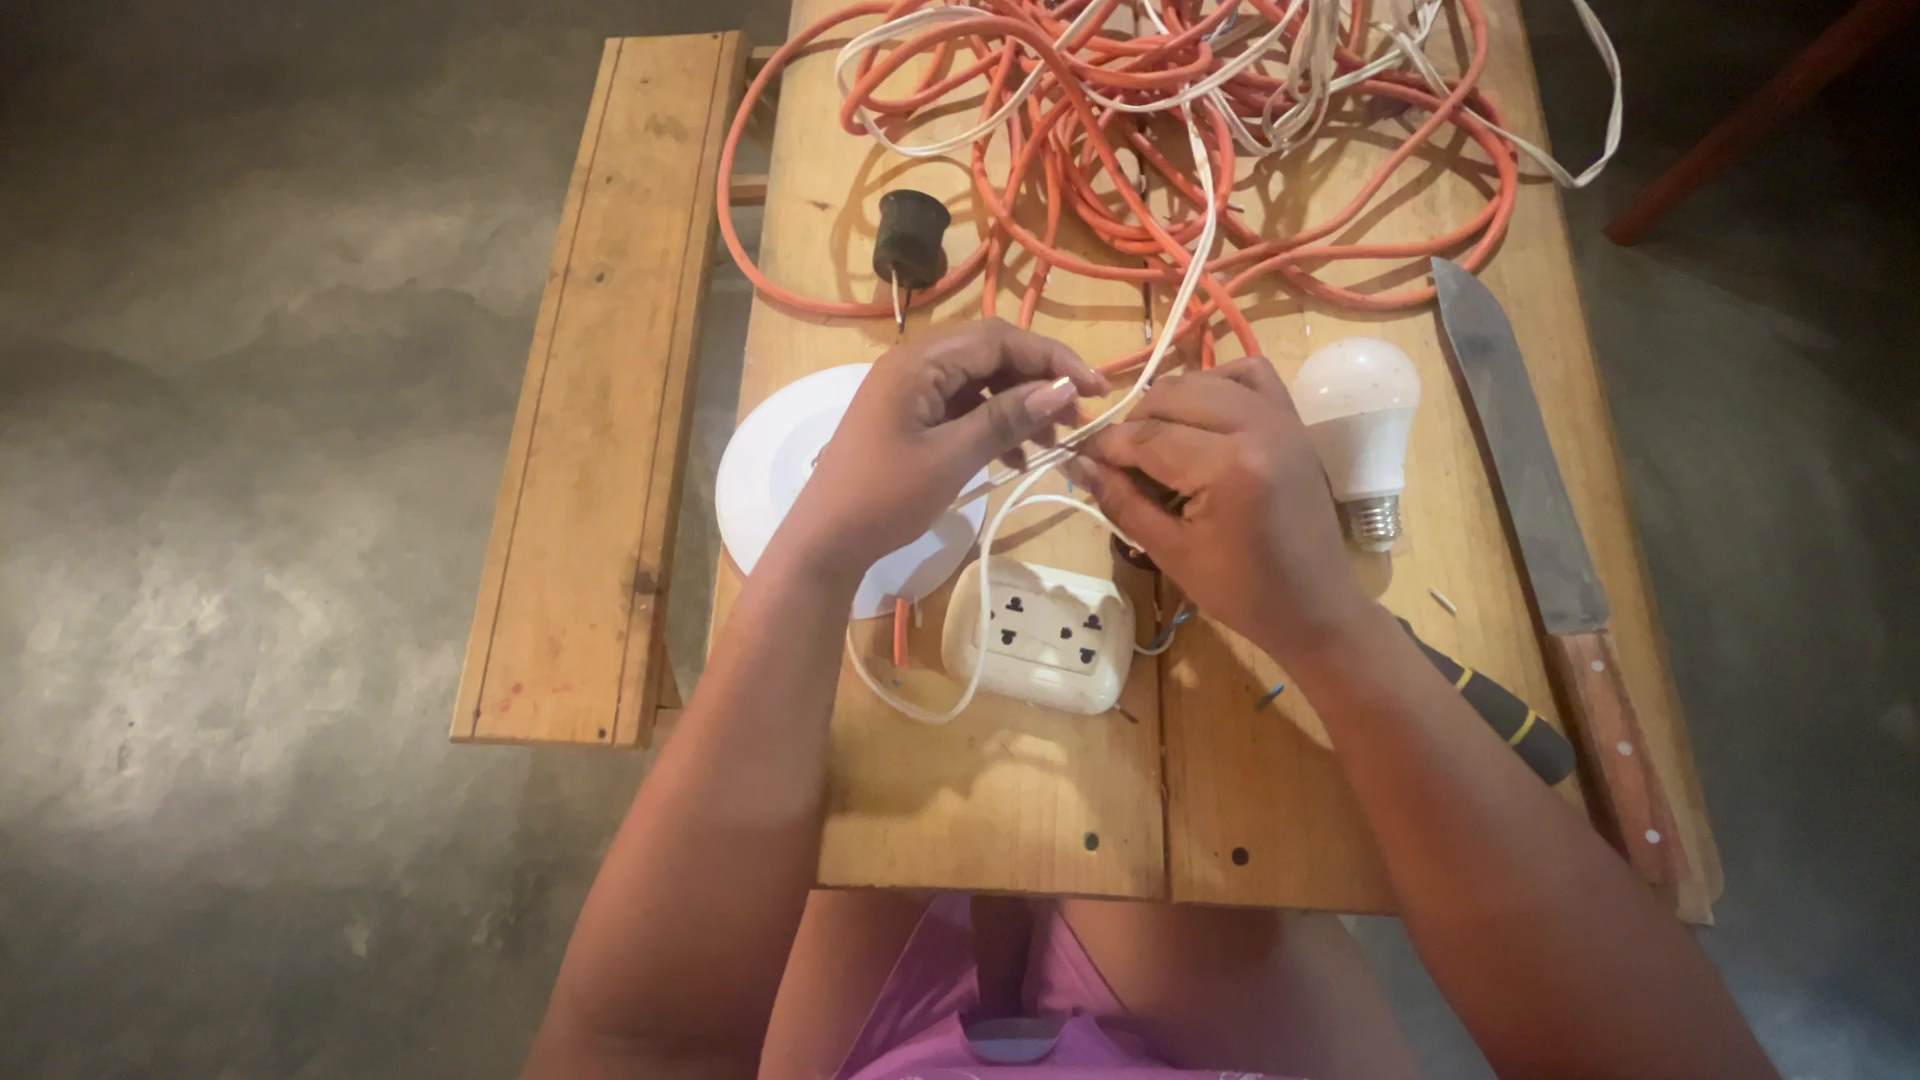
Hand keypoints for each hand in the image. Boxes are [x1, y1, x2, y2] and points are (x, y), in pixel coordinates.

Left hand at [777, 318, 1108, 576]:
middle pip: (992, 356)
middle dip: (1039, 382)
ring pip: (981, 383)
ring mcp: (911, 391)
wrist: (826, 540)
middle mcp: (915, 364)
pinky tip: (1015, 458)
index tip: (1095, 388)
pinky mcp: (911, 417)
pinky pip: (963, 408)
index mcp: (920, 361)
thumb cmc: (884, 497)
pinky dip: (994, 426)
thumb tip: (1064, 388)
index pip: (1000, 338)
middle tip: (1077, 419)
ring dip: (1020, 407)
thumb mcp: (951, 457)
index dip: (1053, 357)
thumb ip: (1007, 418)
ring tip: (1052, 444)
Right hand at [1069, 356, 1373, 663]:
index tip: (1079, 458)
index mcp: (1228, 468)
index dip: (1106, 446)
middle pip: (1171, 396)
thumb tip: (1077, 464)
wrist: (1314, 606)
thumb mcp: (1169, 552)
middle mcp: (1257, 427)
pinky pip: (1248, 376)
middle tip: (1118, 462)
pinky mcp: (1292, 421)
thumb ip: (1121, 501)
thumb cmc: (1240, 592)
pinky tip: (1198, 417)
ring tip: (1155, 444)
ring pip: (1204, 380)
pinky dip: (1215, 385)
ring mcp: (1280, 418)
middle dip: (1133, 424)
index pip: (1146, 437)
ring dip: (1168, 404)